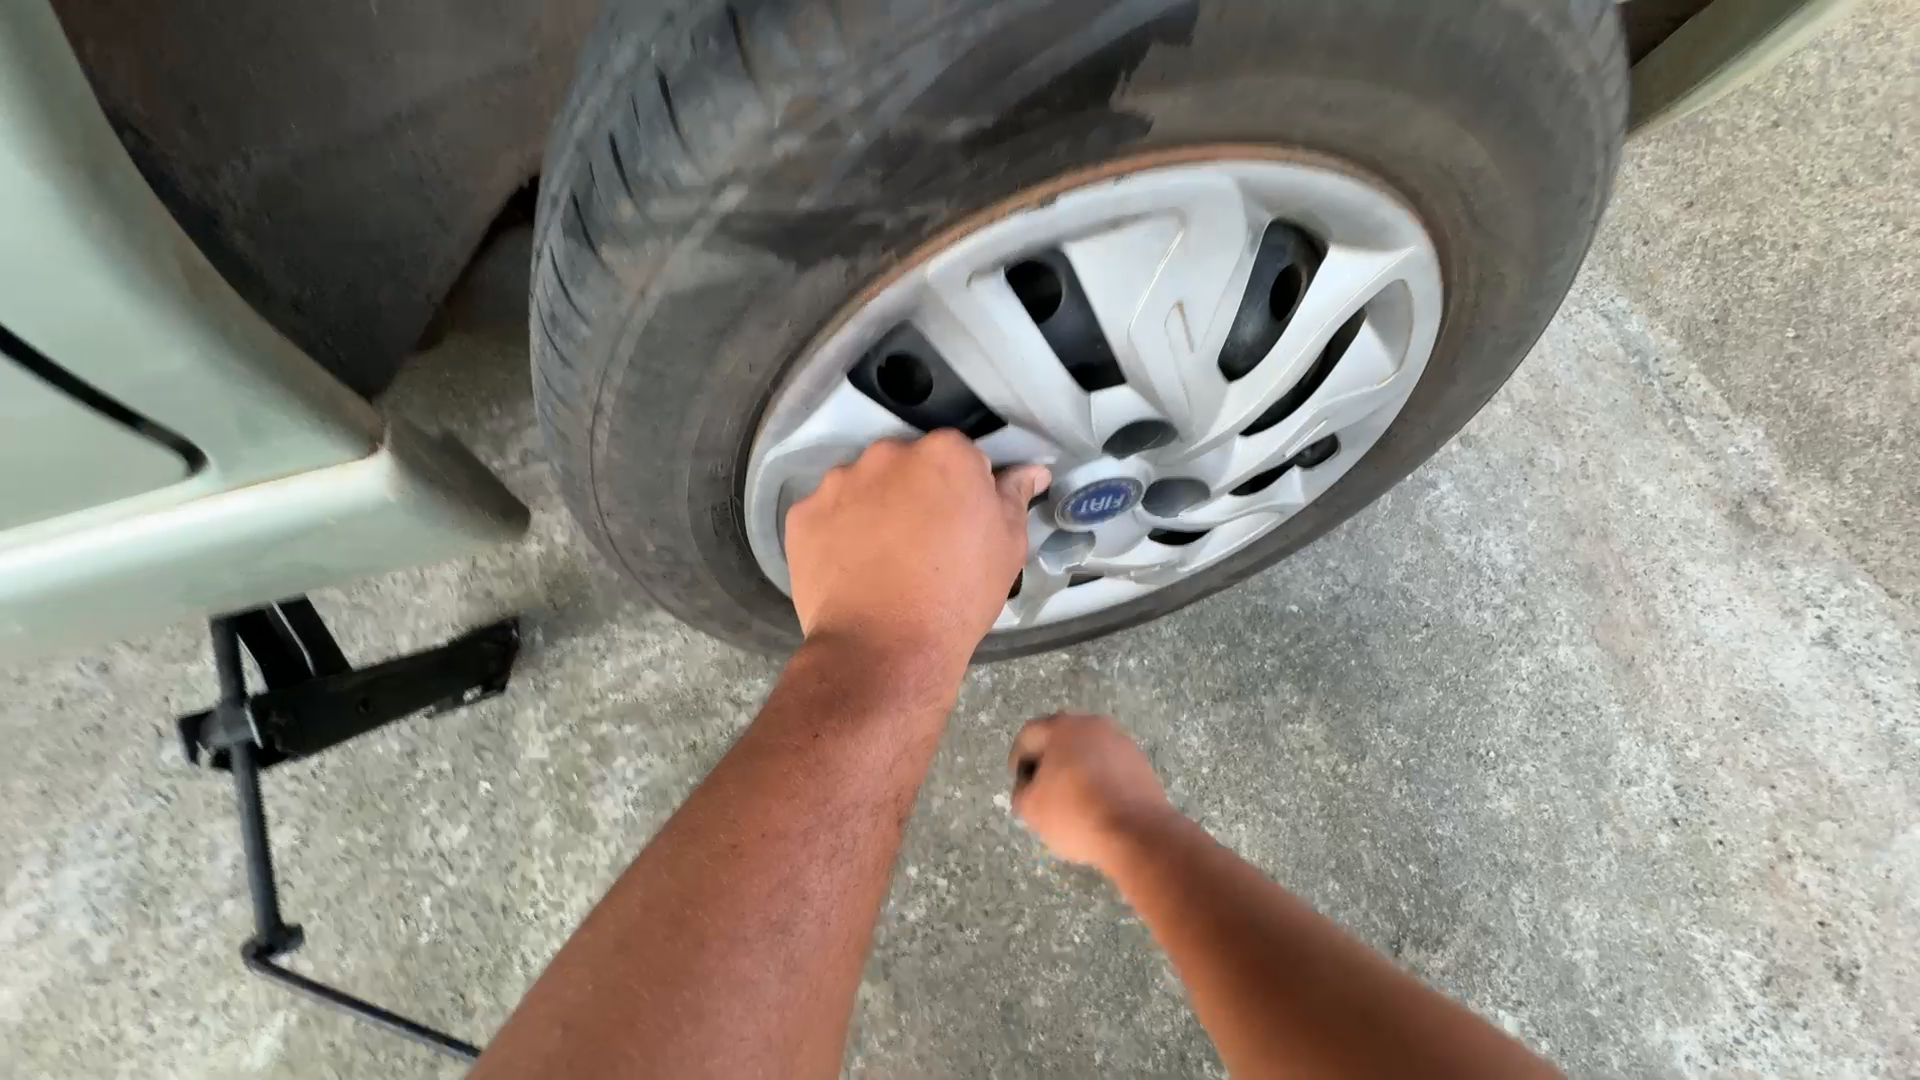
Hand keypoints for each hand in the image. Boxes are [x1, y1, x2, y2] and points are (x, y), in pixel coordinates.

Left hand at [785, 431, 1047, 664]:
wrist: (886, 647)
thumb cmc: (959, 595)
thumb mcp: (1007, 547)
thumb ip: (1014, 497)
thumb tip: (1030, 471)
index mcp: (945, 454)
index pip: (960, 456)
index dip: (964, 491)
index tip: (962, 525)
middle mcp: (888, 454)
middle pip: (908, 465)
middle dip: (916, 492)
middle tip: (924, 543)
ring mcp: (839, 482)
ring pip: (864, 486)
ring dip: (874, 509)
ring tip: (884, 561)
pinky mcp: (803, 514)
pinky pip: (826, 514)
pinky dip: (837, 533)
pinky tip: (852, 568)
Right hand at [1008, 713, 1174, 868]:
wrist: (1136, 832)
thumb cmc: (1075, 813)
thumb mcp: (1030, 808)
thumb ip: (1021, 792)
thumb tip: (1028, 788)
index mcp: (1062, 727)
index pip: (1029, 734)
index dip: (1018, 760)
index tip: (1020, 784)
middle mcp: (1093, 725)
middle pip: (1061, 739)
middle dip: (1048, 763)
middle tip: (1042, 790)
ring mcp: (1121, 742)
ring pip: (1087, 752)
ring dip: (1075, 770)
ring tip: (1070, 800)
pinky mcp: (1141, 763)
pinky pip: (1109, 766)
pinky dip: (1098, 780)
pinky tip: (1096, 804)